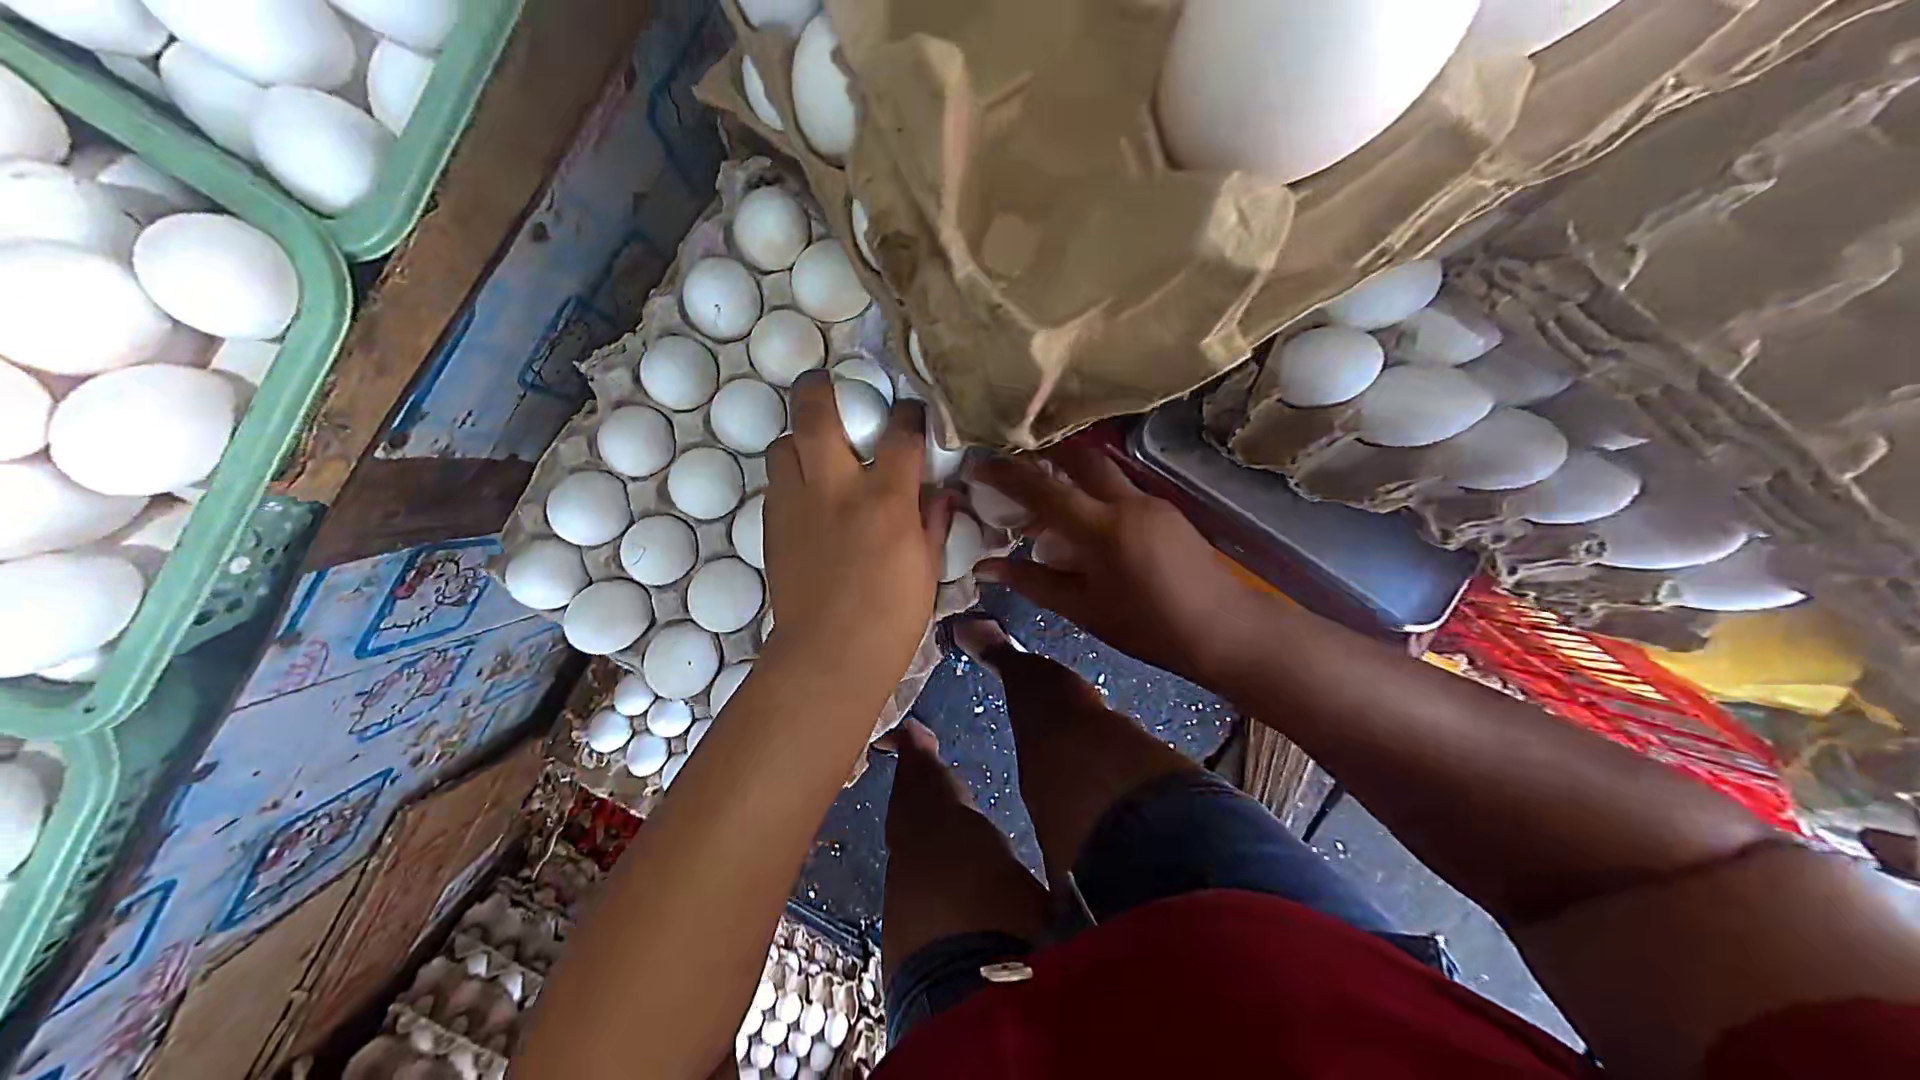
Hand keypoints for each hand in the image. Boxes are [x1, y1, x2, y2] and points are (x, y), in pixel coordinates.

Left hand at [762, 372, 951, 701]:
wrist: (829, 655)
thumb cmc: (892, 618)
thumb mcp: (927, 568)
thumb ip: (933, 521)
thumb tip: (940, 493)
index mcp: (886, 500)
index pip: (901, 433)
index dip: (909, 413)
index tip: (911, 411)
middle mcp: (836, 488)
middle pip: (817, 414)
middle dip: (821, 388)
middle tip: (828, 384)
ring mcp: (796, 504)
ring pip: (784, 444)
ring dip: (800, 438)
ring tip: (816, 450)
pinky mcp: (771, 525)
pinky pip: (777, 482)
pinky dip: (791, 476)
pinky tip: (807, 494)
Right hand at [975, 444, 1282, 690]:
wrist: (1225, 629)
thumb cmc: (1148, 627)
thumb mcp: (1083, 610)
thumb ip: (1033, 582)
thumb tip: (986, 569)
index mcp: (1101, 529)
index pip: (1042, 489)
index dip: (1005, 474)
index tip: (977, 466)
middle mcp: (1126, 501)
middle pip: (1077, 456)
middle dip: (1041, 453)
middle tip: (1013, 465)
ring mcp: (1150, 500)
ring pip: (1101, 468)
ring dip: (1068, 471)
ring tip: (1043, 494)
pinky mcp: (1165, 507)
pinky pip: (1119, 486)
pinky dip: (1092, 491)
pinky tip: (1082, 519)